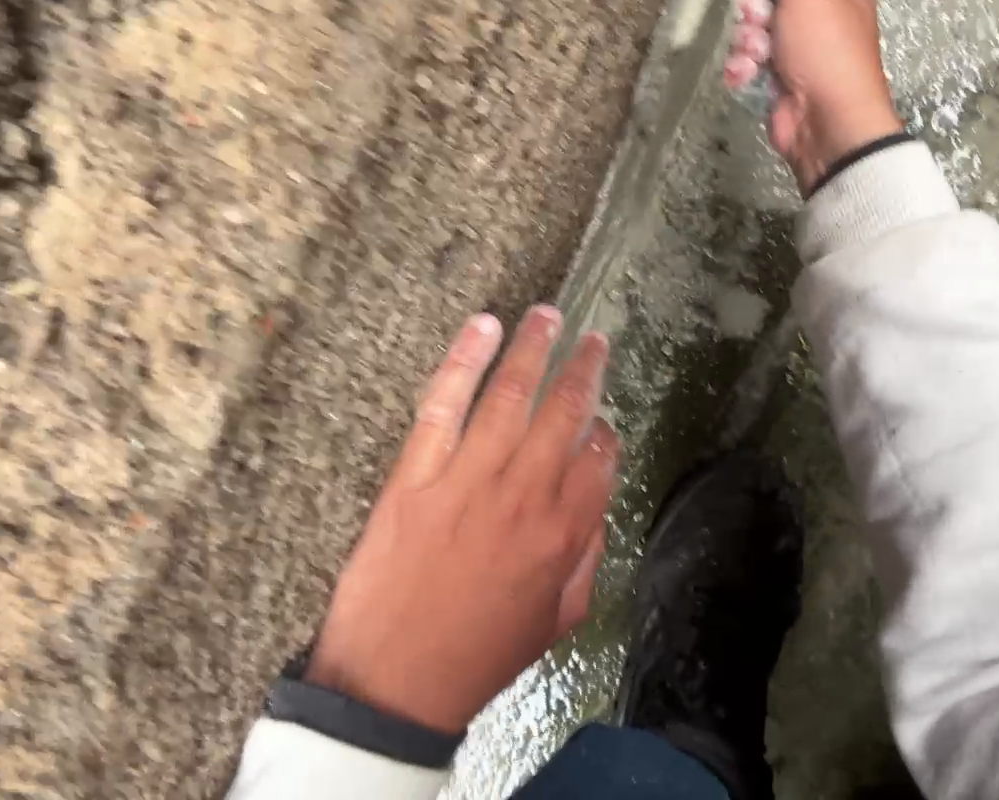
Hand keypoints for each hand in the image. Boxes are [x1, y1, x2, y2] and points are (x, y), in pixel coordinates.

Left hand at [305, 306, 621, 734]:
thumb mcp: (558, 620)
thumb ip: (586, 556)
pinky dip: (465, 360)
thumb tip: (594, 503)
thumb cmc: (479, 654)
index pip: (601, 458)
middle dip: (585, 368)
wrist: (392, 683)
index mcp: (562, 532)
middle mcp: (524, 494)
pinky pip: (443, 404)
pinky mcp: (416, 474)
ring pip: (510, 395)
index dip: (606, 431)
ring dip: (535, 348)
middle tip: (594, 339)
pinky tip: (484, 326)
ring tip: (549, 315)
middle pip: (565, 411)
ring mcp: (467, 478)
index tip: (602, 419)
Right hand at [724, 0, 903, 192]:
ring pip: (752, 31)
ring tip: (756, 56)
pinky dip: (742, 68)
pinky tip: (746, 75)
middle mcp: (818, 20)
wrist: (827, 123)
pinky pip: (747, 62)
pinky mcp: (776, 82)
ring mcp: (796, 54)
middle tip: (758, 18)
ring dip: (745, 41)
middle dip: (753, 8)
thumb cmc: (825, 49)